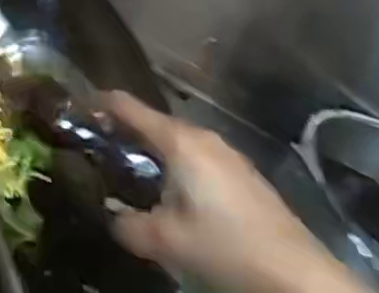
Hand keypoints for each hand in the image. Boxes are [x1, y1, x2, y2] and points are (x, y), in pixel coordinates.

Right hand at [103, 93, 367, 292]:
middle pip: (150, 122)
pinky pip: (195, 158)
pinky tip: (173, 198)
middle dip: (121, 134)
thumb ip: (127, 225)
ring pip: (174, 142)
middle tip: (96, 152)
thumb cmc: (230, 248)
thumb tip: (108, 215)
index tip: (71, 111)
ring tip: (131, 177)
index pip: (125, 104)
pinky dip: (175, 167)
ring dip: (150, 153)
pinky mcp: (244, 177)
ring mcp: (227, 155)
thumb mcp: (168, 242)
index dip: (95, 103)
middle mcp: (201, 136)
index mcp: (178, 140)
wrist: (307, 283)